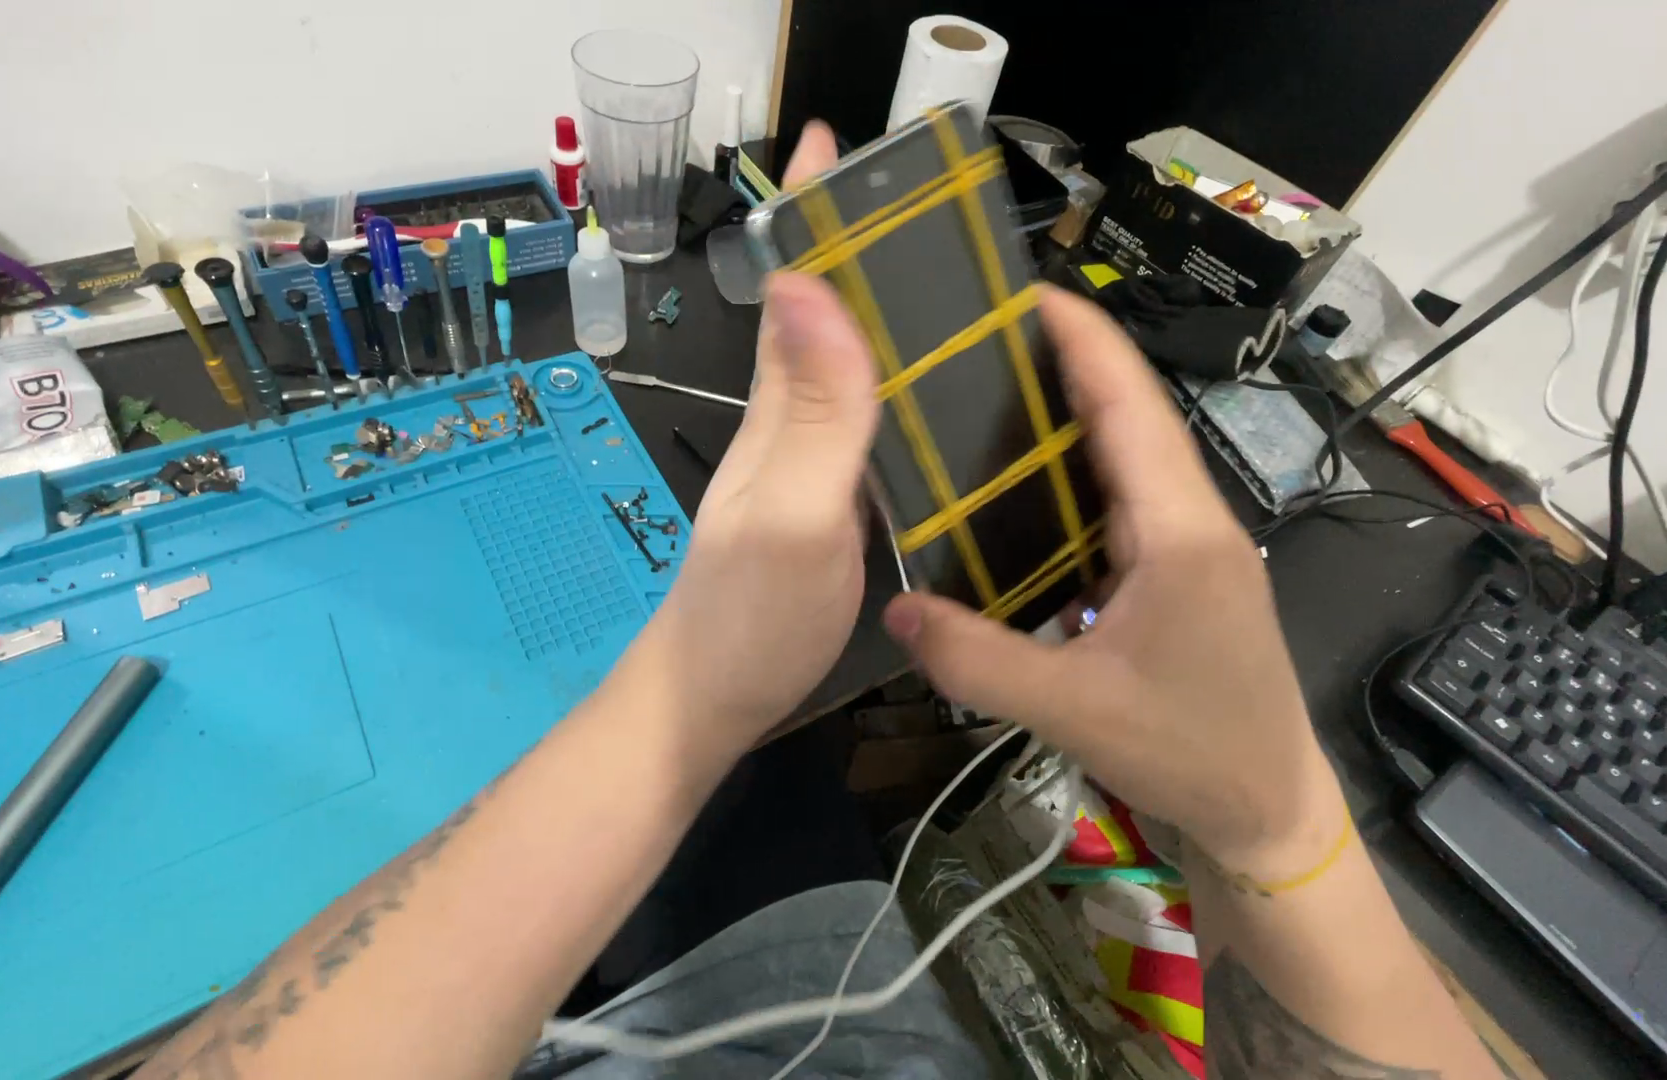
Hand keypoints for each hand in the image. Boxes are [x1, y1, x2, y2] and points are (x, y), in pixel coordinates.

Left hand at [627, 123, 881, 747]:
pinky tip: (937, 401)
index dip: (804, 217)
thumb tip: (811, 286)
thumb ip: (814, 411)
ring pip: (848, 374)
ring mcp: (806, 469)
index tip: (829, 143)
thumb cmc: (750, 615)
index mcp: (779, 411)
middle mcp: (789, 426)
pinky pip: (867, 431)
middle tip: (928, 215)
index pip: (790, 292)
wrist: (714, 700)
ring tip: (952, 294)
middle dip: (862, 254)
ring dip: (884, 322)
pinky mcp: (827, 509)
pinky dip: (898, 396)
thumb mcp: (792, 512)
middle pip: (823, 322)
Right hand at [882, 288, 1345, 876]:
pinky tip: (1013, 493)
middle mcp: (1187, 520)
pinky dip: (1066, 481)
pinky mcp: (1171, 574)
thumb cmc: (1190, 750)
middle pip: (1124, 419)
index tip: (1024, 294)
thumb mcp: (1074, 710)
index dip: (1082, 340)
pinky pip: (1113, 506)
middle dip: (1059, 366)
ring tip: (982, 400)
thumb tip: (897, 609)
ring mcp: (1184, 547)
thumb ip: (979, 662)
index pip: (1129, 406)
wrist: (1268, 807)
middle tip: (974, 344)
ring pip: (1119, 461)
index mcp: (1178, 530)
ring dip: (1062, 422)